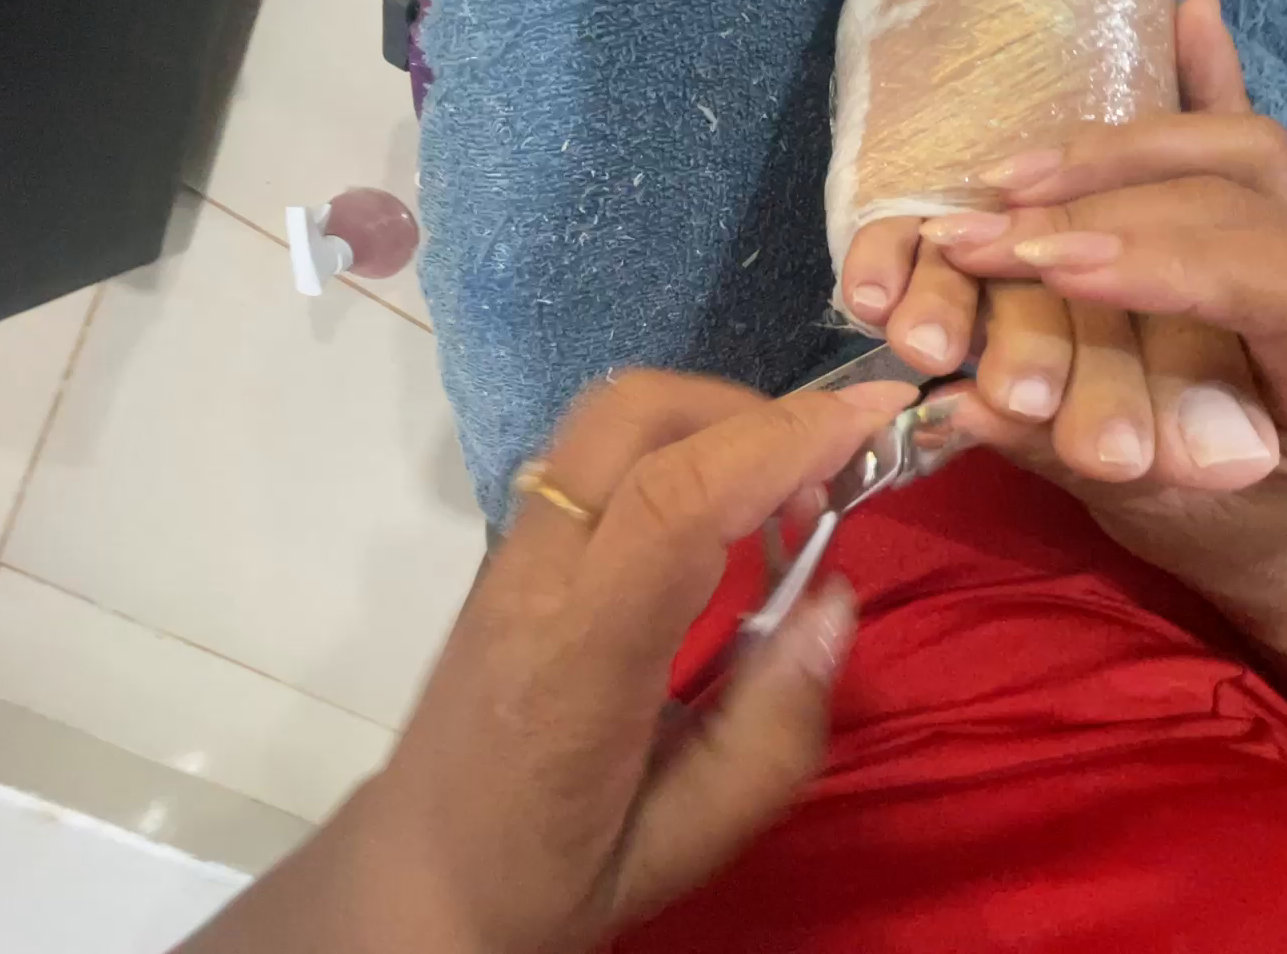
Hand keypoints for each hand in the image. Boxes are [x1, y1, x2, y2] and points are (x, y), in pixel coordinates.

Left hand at [181, 372, 917, 953]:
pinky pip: (603, 451)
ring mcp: (513, 550)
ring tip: (780, 488)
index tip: (869, 421)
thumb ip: (773, 731)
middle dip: (749, 411)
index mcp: (575, 662)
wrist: (416, 875)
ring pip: (610, 418)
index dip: (779, 443)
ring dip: (715, 419)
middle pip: (629, 416)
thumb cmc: (549, 873)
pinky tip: (721, 505)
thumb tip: (832, 598)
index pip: (671, 504)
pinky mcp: (516, 543)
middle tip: (823, 468)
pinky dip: (683, 443)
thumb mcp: (685, 842)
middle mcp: (532, 576)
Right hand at [844, 0, 1283, 494]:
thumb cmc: (1216, 535)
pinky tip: (1190, 15)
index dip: (1162, 259)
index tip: (1049, 263)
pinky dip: (1213, 74)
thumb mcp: (1144, 517)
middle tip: (991, 230)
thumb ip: (1061, 456)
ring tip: (1006, 179)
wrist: (1261, 526)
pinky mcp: (1271, 232)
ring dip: (1111, 151)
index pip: (1279, 280)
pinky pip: (1244, 139)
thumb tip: (956, 406)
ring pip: (1235, 150)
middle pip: (1246, 192)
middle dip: (1104, 204)